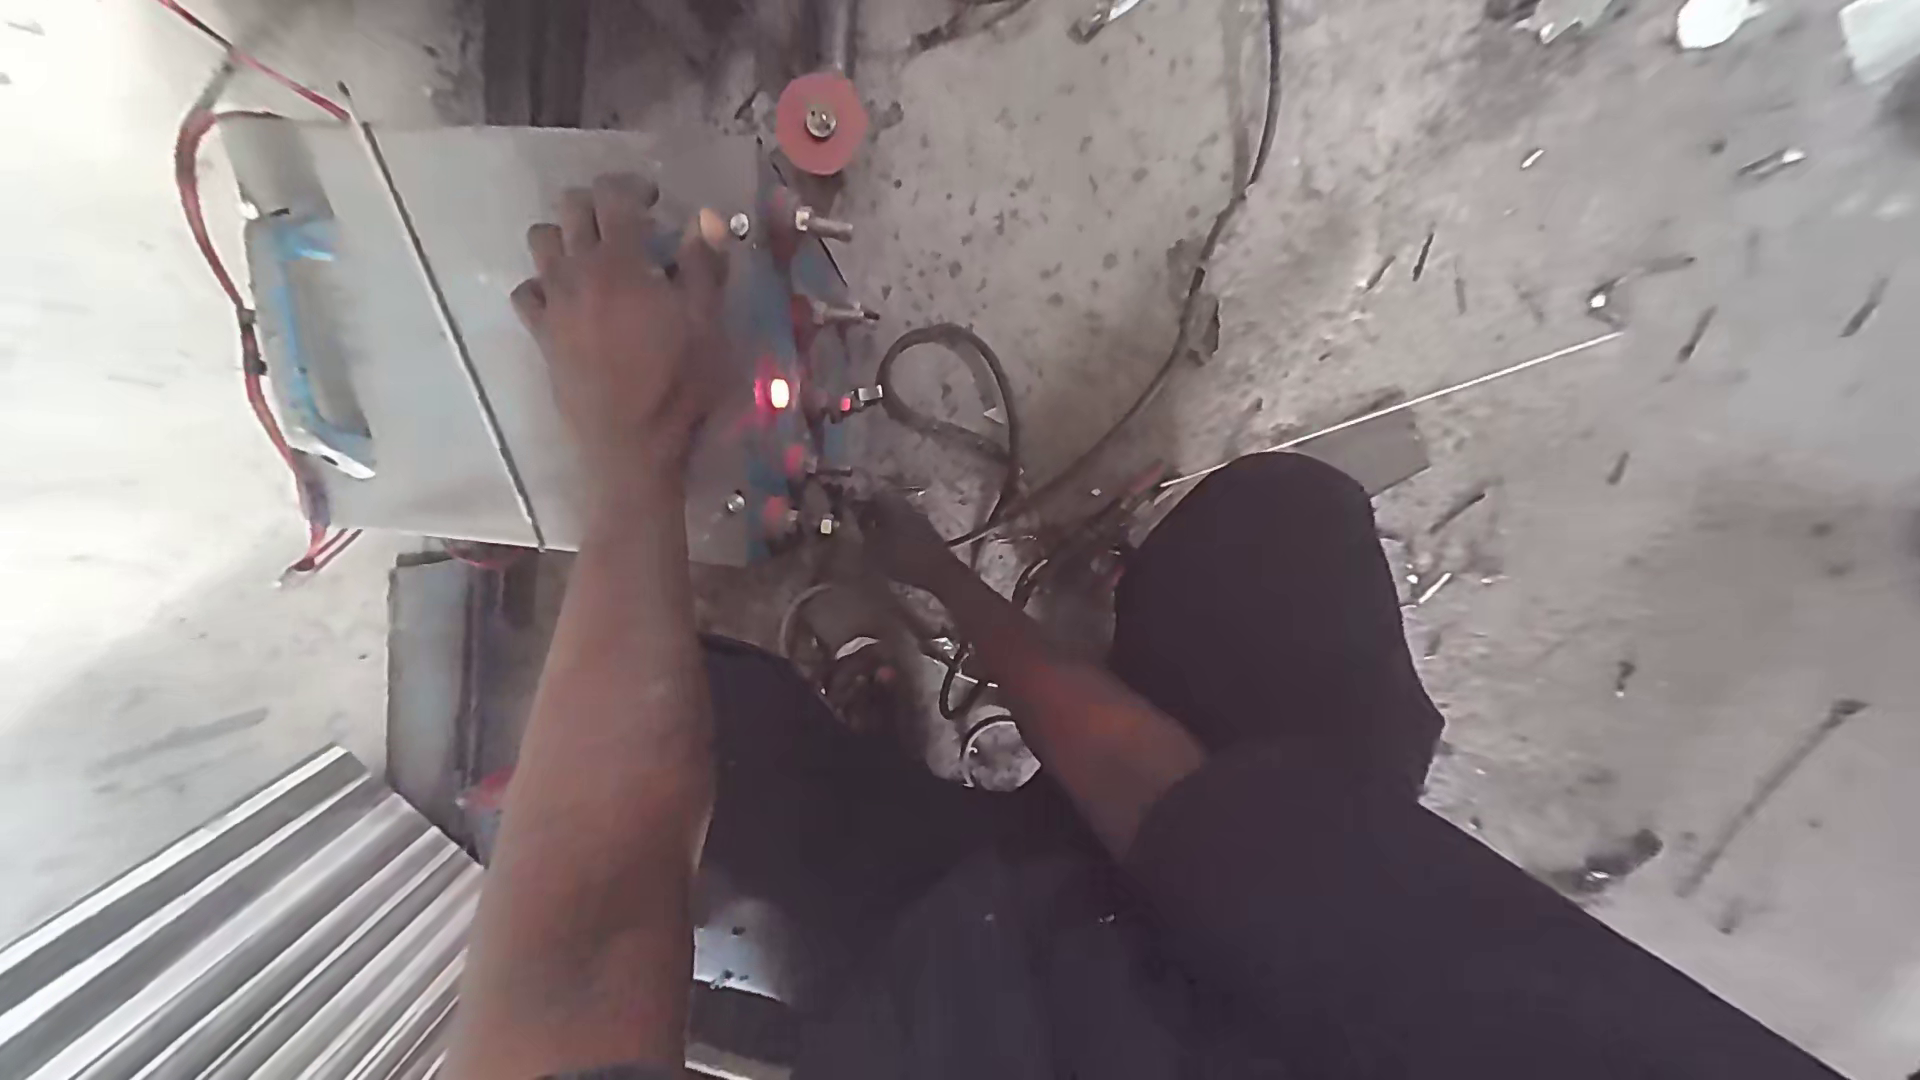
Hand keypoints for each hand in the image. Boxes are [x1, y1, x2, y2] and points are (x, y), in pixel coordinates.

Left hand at [511, 174, 729, 497]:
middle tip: (630, 225)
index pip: (614, 196)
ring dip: (569, 236)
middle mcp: (576, 270)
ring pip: (542, 241)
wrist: (630, 441)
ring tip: (597, 258)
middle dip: (600, 204)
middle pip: (571, 208)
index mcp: (620, 262)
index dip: (634, 185)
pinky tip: (570, 299)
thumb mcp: (708, 327)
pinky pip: (528, 289)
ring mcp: (553, 301)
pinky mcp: (541, 333)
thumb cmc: (679, 386)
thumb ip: (705, 268)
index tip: (655, 198)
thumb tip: (707, 217)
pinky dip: (547, 282)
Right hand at [855, 493, 963, 593]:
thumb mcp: (874, 547)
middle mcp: (908, 507)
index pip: (873, 496)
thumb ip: (863, 531)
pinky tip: (891, 548)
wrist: (939, 572)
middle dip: (873, 515)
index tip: (851, 517)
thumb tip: (856, 521)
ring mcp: (921, 519)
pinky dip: (897, 534)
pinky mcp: (928, 534)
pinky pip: (907, 528)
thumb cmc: (903, 557)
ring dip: (885, 526)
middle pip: (886, 505)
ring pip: (897, 517)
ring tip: (874, 542)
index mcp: (894, 505)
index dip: (860, 505)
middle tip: (861, 530)